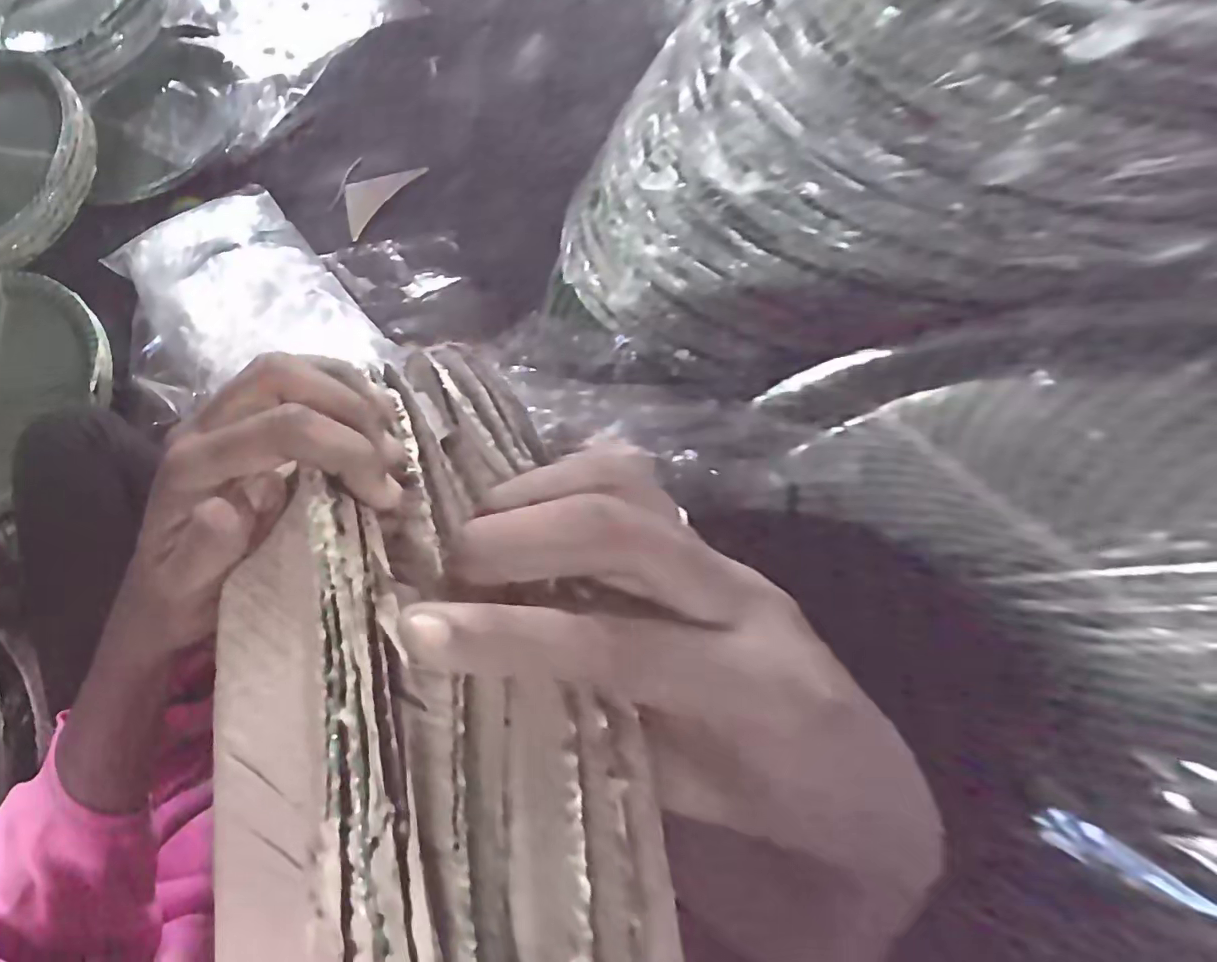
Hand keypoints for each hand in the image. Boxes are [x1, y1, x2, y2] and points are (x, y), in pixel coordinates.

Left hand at [111, 353, 403, 656]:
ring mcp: (216, 414)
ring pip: (285, 367)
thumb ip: (203, 554)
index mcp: (190, 465)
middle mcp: (200, 425)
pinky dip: (335, 388)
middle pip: (279, 376)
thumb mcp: (186, 593)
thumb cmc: (179, 598)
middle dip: (348, 407)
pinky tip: (364, 416)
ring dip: (347, 391)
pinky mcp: (235, 416)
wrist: (159, 587)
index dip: (343, 447)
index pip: (280, 426)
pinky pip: (289, 379)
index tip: (384, 491)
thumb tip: (225, 510)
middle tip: (390, 457)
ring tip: (388, 433)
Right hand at [399, 442, 942, 961]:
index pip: (607, 644)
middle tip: (448, 568)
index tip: (418, 630)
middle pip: (614, 529)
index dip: (504, 635)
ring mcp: (721, 551)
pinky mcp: (699, 530)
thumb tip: (473, 682)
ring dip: (524, 496)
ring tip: (473, 533)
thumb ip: (585, 737)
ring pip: (618, 480)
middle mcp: (740, 597)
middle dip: (509, 540)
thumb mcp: (679, 805)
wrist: (865, 780)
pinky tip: (516, 508)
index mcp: (751, 689)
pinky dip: (553, 476)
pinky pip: (622, 471)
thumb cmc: (765, 814)